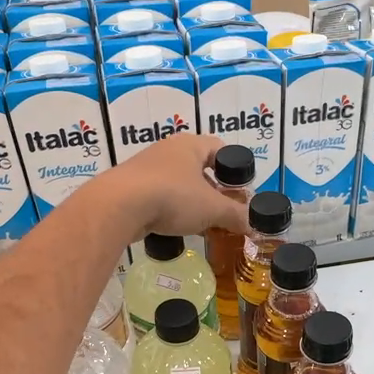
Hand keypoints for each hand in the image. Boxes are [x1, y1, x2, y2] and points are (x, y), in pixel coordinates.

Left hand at [94, 134, 249, 240]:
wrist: (119, 206)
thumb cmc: (173, 197)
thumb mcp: (213, 209)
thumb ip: (236, 216)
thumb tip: (253, 227)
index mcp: (190, 145)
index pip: (220, 148)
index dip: (233, 168)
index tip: (240, 190)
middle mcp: (168, 150)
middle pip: (199, 167)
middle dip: (213, 190)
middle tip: (224, 210)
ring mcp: (147, 168)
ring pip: (179, 183)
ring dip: (193, 202)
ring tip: (203, 224)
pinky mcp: (132, 187)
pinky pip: (160, 196)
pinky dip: (172, 210)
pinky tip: (177, 228)